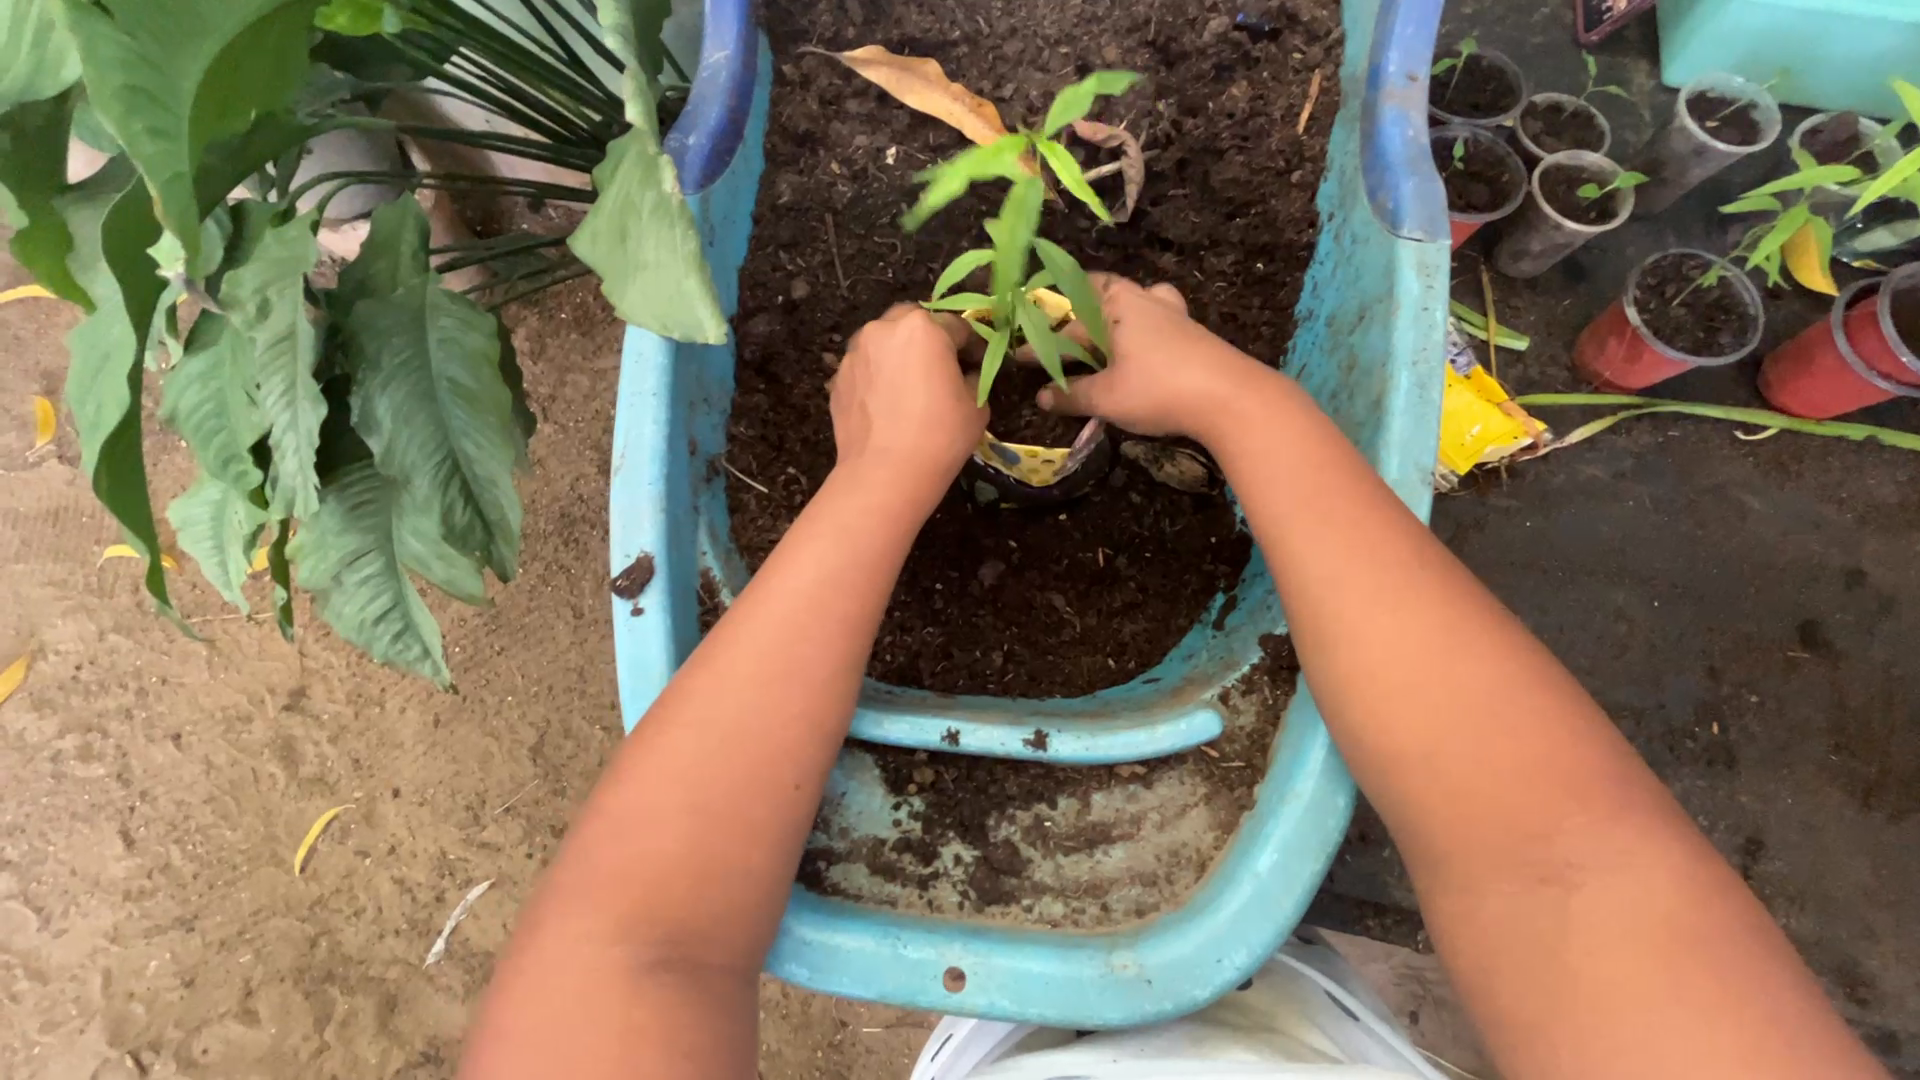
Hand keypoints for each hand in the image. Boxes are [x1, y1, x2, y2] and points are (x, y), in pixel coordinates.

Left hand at [830, 303, 987, 493]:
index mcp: (923, 328)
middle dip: (929, 339)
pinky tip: (886, 405)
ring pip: (883, 342)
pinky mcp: (838, 378)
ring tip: (908, 386)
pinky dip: (877, 377)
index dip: (972, 345)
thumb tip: (964, 374)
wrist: (885, 473)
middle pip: (912, 322)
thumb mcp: (976, 406)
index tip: (978, 364)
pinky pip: (865, 368)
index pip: (957, 326)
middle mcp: (884, 329)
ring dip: (899, 355)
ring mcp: (855, 353)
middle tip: (940, 368)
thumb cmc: (939, 436)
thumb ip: (973, 378)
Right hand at [1035, 274, 1277, 441]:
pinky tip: (1134, 346)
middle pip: (1098, 298)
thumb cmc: (1158, 388)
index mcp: (1116, 305)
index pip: (1065, 321)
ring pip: (1130, 303)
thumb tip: (1042, 397)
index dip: (1039, 341)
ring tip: (1094, 330)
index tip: (1018, 353)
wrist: (1230, 398)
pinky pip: (1152, 321)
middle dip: (1072, 315)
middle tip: (1052, 334)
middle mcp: (1142, 299)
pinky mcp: (1189, 333)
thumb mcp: (1106, 397)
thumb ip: (1071, 395)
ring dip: (1108, 315)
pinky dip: (1134, 329)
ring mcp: (1170, 313)